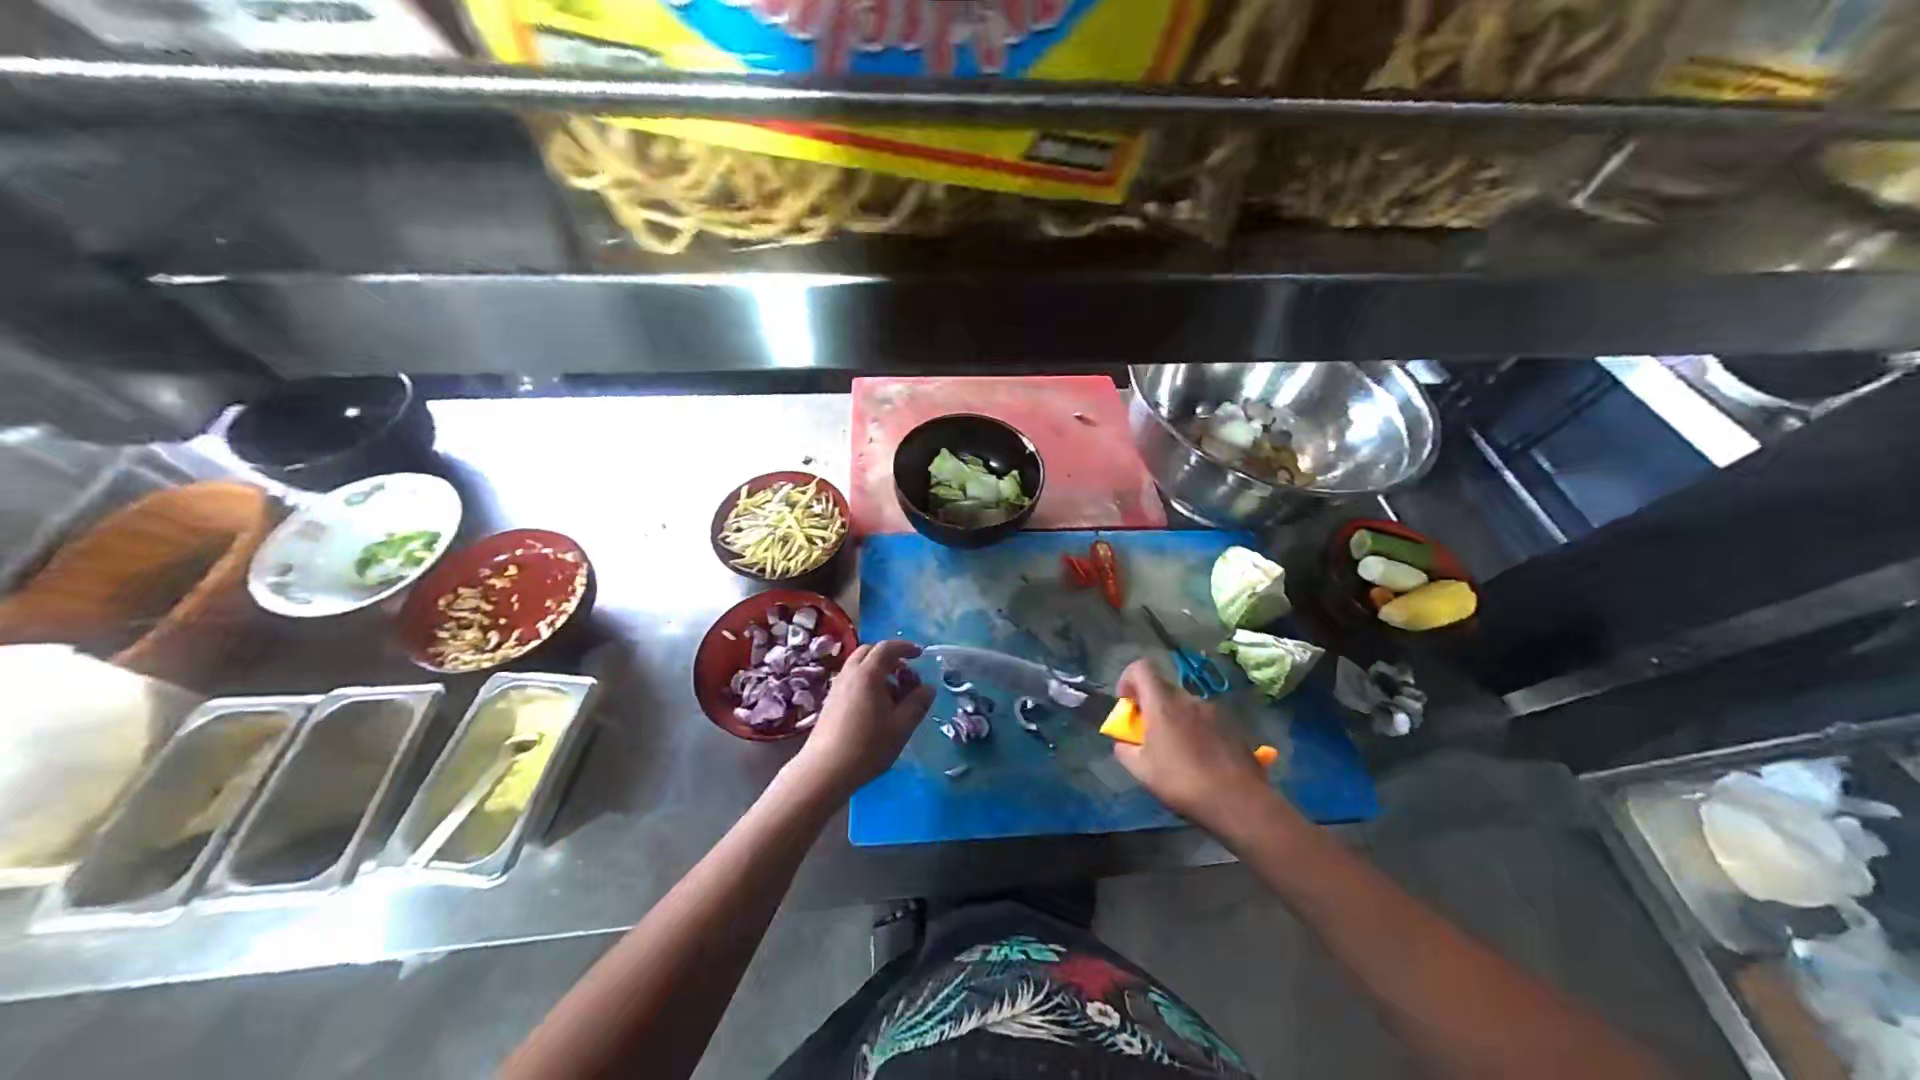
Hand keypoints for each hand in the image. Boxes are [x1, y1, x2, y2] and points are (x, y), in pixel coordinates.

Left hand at [788, 640, 934, 800]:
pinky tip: (875, 707)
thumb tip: (928, 688)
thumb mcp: (902, 726)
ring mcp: (836, 688)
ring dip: (877, 671)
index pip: (887, 648)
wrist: (825, 771)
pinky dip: (866, 682)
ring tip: (893, 695)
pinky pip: (851, 680)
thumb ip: (918, 703)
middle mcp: (849, 674)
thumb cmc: (868, 746)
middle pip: (869, 652)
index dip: (905, 647)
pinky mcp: (830, 702)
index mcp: (867, 674)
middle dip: (889, 657)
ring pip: (858, 667)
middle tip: (905, 673)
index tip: (919, 654)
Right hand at [1112, 660, 1287, 834]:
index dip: (1128, 679)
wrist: (1237, 800)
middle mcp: (1189, 699)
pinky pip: (1206, 720)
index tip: (1127, 704)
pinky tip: (1201, 758)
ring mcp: (1215, 711)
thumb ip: (1125, 749)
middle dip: (1151, 705)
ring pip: (1186, 705)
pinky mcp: (1233, 725)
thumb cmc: (1181, 782)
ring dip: (1175, 719)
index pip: (1141, 668)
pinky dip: (1196, 730)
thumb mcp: (1141, 770)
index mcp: (1162, 703)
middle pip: (1163, 688)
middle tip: (1149, 734)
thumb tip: (1123, 742)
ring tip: (1178, 751)